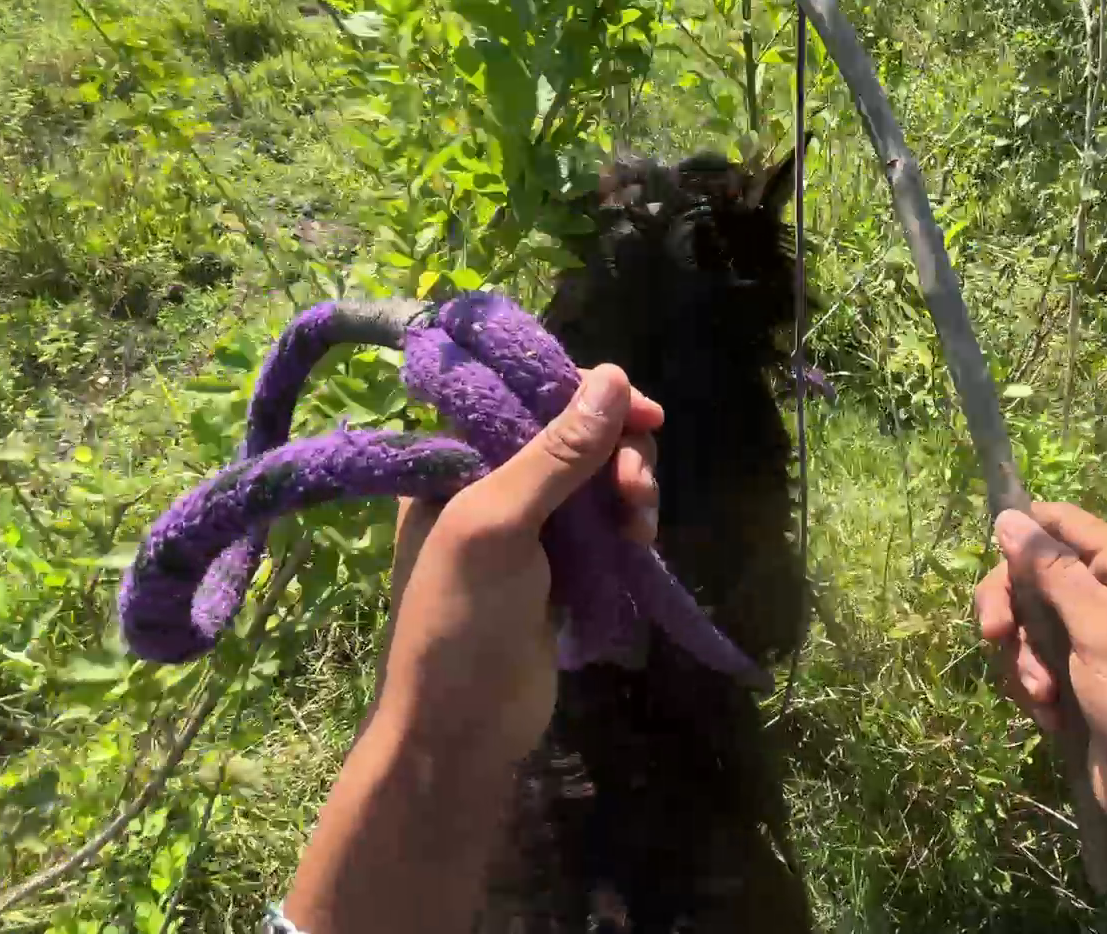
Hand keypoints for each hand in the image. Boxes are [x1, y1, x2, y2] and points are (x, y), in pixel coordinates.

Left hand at [379, 363, 662, 760]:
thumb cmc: (461, 619)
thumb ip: (556, 452)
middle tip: (635, 490)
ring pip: (603, 472)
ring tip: (640, 526)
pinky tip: (641, 542)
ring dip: (633, 487)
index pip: (533, 393)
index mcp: (461, 456)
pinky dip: (633, 519)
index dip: (592, 393)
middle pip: (581, 431)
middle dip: (621, 451)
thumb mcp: (499, 524)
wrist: (464, 729)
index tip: (645, 412)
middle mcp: (499, 477)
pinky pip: (611, 514)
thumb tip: (616, 377)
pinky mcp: (567, 555)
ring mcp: (536, 519)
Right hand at [975, 503, 1106, 842]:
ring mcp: (1096, 635)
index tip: (992, 561)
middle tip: (994, 635)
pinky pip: (1036, 656)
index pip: (1064, 523)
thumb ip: (1051, 569)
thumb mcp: (1098, 628)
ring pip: (1029, 619)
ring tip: (1041, 693)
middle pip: (1035, 573)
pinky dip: (1033, 681)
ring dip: (1023, 656)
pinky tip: (1048, 710)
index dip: (1025, 533)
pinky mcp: (1080, 672)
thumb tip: (1008, 516)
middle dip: (1013, 608)